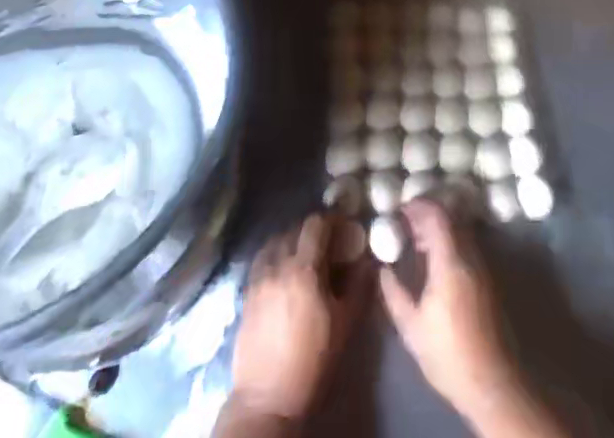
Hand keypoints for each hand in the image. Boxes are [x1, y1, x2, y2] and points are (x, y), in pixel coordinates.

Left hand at [225, 213, 369, 428]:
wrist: (268, 394)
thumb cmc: (313, 360)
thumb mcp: (345, 324)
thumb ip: (358, 286)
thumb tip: (367, 261)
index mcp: (303, 268)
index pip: (315, 225)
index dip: (331, 219)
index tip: (345, 225)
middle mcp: (276, 264)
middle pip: (294, 230)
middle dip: (312, 230)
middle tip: (329, 242)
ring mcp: (257, 276)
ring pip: (274, 242)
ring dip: (292, 241)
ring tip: (306, 255)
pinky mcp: (246, 291)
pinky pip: (261, 259)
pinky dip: (275, 255)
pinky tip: (284, 271)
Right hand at [379, 199, 522, 416]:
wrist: (492, 384)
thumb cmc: (447, 354)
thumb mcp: (410, 325)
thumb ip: (393, 292)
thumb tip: (382, 268)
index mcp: (451, 264)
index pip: (438, 217)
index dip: (419, 207)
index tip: (399, 209)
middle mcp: (471, 259)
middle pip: (452, 220)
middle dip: (428, 214)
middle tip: (404, 221)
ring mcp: (483, 270)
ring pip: (461, 233)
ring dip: (439, 228)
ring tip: (414, 240)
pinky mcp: (487, 283)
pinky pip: (467, 248)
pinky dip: (449, 242)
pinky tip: (432, 260)